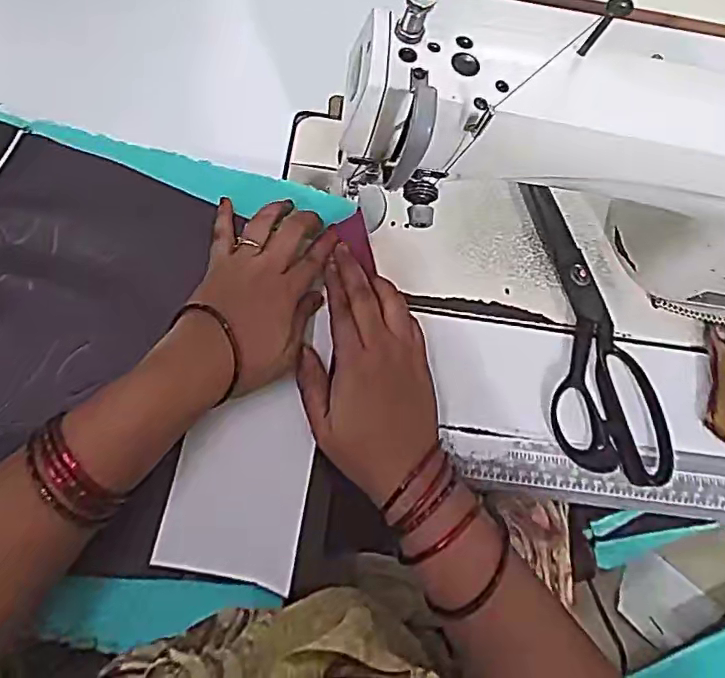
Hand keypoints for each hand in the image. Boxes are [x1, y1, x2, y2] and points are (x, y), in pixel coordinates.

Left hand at [184, 199, 339, 398]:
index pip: (314, 260)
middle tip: (314, 218)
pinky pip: (221, 233)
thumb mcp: (286, 352)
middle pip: (293, 232)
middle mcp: (266, 270)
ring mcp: (241, 263)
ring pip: (262, 224)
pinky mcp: (218, 264)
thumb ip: (302, 320)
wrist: (203, 356)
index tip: (334, 235)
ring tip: (284, 204)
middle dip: (307, 220)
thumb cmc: (241, 359)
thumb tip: (313, 302)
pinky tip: (227, 204)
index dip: (327, 245)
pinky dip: (224, 216)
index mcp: (287, 291)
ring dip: (275, 211)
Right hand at [296, 244, 440, 506]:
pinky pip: (409, 320)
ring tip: (365, 267)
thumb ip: (309, 380)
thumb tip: (305, 350)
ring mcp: (404, 354)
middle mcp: (383, 351)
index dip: (334, 282)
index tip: (328, 263)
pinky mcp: (419, 361)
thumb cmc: (366, 451)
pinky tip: (390, 298)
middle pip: (367, 297)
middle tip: (344, 252)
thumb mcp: (322, 422)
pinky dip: (398, 302)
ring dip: (377, 281)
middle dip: (353, 269)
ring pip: (392, 303)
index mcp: (356, 362)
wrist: (408, 472)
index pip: (343, 309)